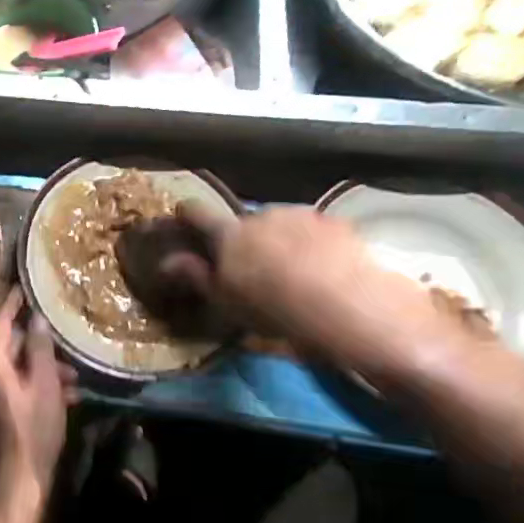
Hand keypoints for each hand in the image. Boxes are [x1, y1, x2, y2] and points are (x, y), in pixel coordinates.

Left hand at [0, 289, 76, 498]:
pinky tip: (69, 395)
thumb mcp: (44, 385)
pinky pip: (20, 385)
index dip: (12, 304)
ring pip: (19, 366)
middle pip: (10, 345)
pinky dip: (41, 385)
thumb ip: (39, 349)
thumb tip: (36, 318)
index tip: (25, 286)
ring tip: (74, 376)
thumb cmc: (34, 429)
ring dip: (45, 367)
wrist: (20, 478)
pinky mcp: (1, 408)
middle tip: (64, 339)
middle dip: (38, 342)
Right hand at [158, 204, 476, 377]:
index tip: (184, 224)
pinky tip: (320, 271)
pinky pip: (312, 231)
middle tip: (248, 268)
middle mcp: (262, 215)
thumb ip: (196, 276)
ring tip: (290, 272)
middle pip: (242, 221)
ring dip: (277, 241)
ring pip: (279, 225)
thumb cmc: (277, 310)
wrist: (356, 310)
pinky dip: (309, 245)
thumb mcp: (227, 303)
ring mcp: (303, 216)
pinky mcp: (338, 224)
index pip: (196, 212)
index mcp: (229, 233)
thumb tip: (167, 261)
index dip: (186, 216)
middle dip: (241, 239)